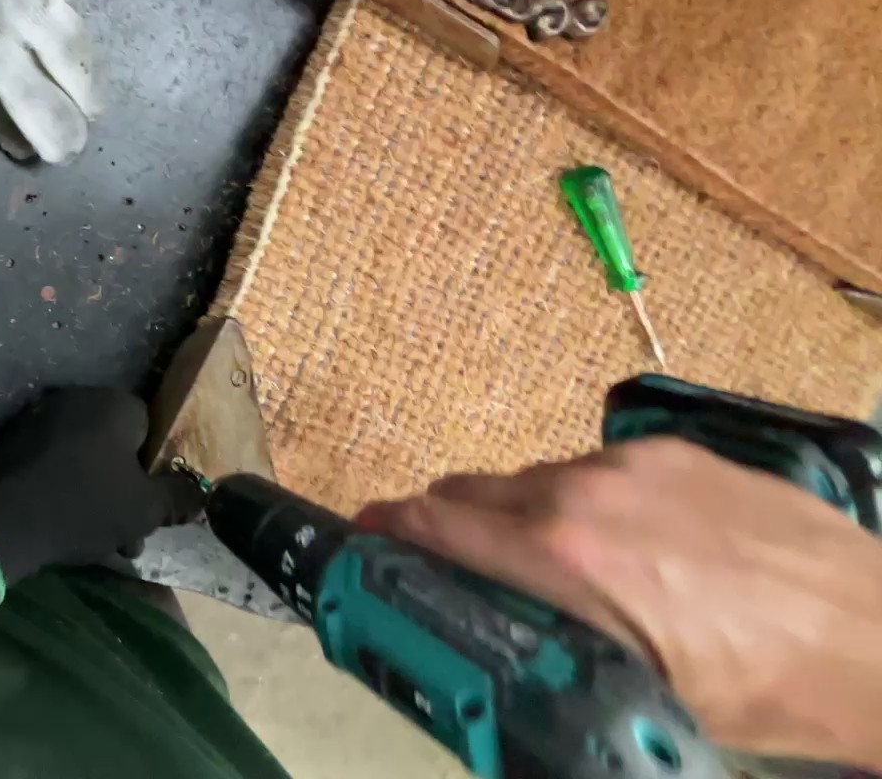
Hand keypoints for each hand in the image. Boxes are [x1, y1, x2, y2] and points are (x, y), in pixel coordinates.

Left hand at [0, 388, 204, 583]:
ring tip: (105, 540)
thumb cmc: (84, 507)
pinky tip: (69, 524)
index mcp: (112, 403)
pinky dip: (67, 486)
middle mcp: (76, 399)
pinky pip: (56, 460)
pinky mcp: (15, 439)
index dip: (156, 466)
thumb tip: (200, 490)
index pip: (151, 425)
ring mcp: (41, 416)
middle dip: (128, 486)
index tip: (154, 503)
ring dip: (100, 492)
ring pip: (87, 456)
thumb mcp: (145, 510)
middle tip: (132, 531)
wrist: (4, 521)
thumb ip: (179, 496)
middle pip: (117, 443)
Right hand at [357, 438, 881, 767]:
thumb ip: (539, 634)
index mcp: (560, 556)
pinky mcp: (662, 450)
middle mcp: (573, 493)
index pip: (431, 517)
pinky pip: (589, 469)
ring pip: (528, 481)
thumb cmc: (769, 687)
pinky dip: (588, 499)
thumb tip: (476, 623)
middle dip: (455, 522)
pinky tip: (640, 537)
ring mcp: (619, 464)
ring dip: (526, 514)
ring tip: (583, 559)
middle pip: (465, 490)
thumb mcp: (637, 686)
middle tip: (476, 560)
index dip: (386, 524)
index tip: (368, 533)